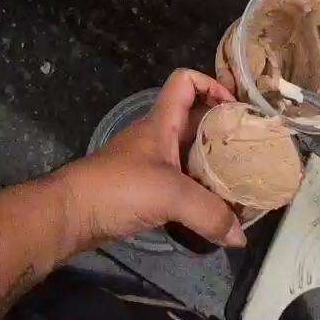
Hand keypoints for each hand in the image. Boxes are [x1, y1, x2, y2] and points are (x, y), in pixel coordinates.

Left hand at [52, 69, 246, 250]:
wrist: (70, 214)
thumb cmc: (118, 187)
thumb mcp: (170, 195)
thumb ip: (209, 213)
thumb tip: (241, 237)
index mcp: (162, 122)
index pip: (185, 82)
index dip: (211, 84)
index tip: (235, 107)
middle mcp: (157, 136)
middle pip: (195, 119)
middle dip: (222, 129)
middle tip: (250, 148)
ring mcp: (149, 163)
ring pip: (188, 152)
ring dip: (212, 163)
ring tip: (239, 180)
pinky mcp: (143, 188)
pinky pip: (179, 180)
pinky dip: (197, 189)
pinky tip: (212, 208)